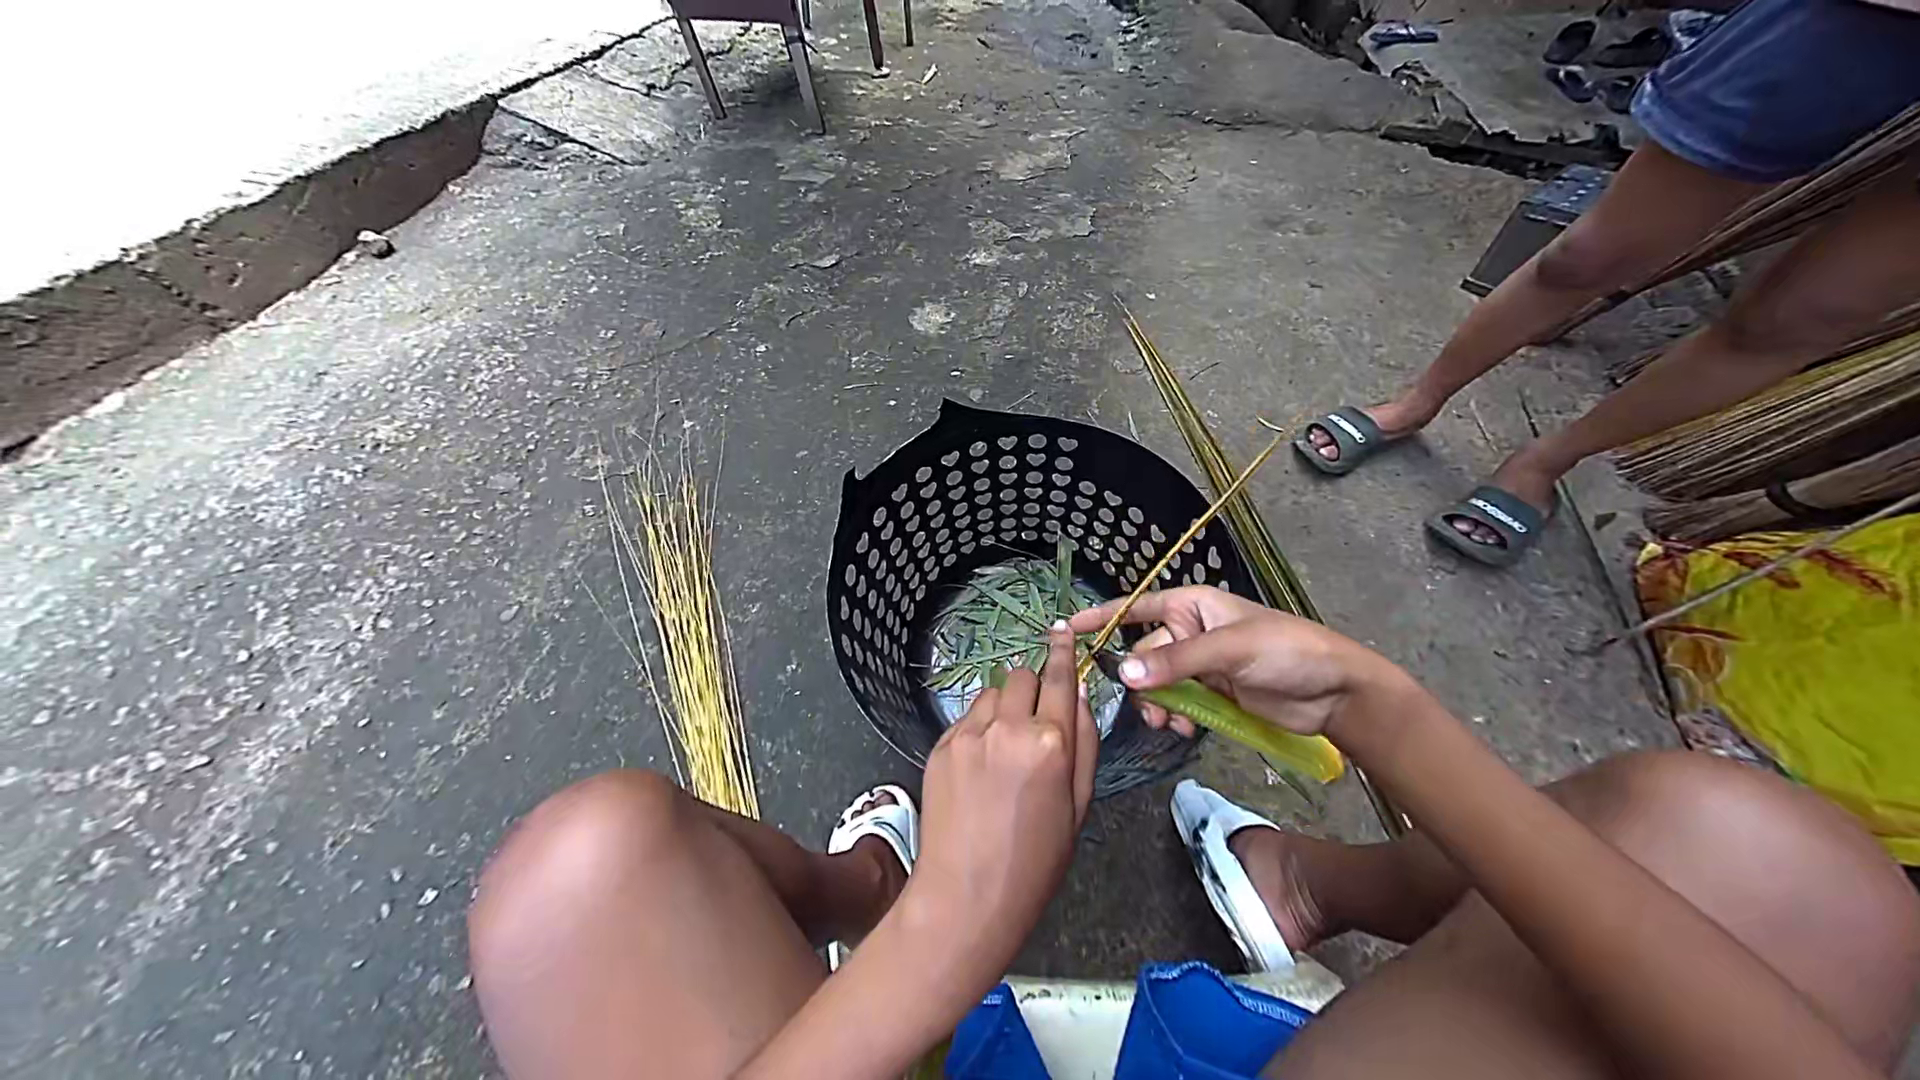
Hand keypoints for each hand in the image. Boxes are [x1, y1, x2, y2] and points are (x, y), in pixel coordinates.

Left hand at [905, 623, 1095, 972]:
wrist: (966, 895)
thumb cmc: (1035, 861)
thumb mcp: (1078, 805)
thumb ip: (1084, 742)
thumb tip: (1080, 692)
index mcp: (1049, 742)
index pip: (1059, 679)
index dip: (1063, 651)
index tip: (1061, 630)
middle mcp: (1007, 727)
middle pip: (1021, 676)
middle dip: (1032, 686)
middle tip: (1035, 717)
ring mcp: (968, 733)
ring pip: (991, 693)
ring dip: (1004, 704)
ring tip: (1006, 746)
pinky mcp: (941, 744)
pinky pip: (966, 717)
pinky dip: (980, 725)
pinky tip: (982, 763)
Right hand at [1067, 585, 1399, 739]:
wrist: (1335, 693)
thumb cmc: (1287, 650)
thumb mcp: (1230, 649)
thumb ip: (1176, 661)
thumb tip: (1125, 675)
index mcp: (1192, 606)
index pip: (1136, 607)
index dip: (1103, 617)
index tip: (1069, 628)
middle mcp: (1189, 631)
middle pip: (1143, 655)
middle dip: (1141, 682)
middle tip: (1152, 708)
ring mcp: (1199, 664)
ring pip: (1156, 683)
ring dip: (1158, 704)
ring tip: (1172, 723)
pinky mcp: (1210, 692)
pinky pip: (1176, 702)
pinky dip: (1175, 716)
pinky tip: (1188, 728)